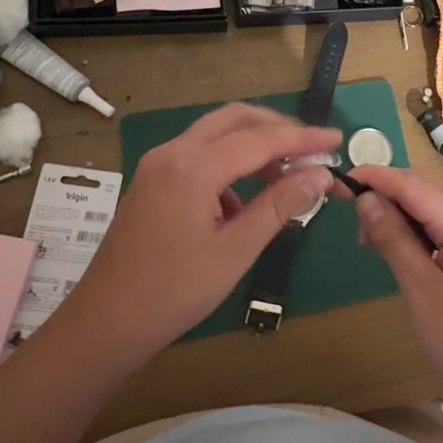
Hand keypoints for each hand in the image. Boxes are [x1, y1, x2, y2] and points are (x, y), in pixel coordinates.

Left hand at [48, 104, 338, 368]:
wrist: (106, 323)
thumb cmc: (174, 292)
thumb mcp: (235, 250)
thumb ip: (279, 206)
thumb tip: (320, 175)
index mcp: (193, 167)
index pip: (260, 138)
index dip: (303, 138)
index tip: (337, 141)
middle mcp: (173, 153)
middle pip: (235, 119)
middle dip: (277, 129)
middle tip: (313, 150)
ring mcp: (158, 165)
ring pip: (215, 134)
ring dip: (253, 144)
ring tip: (287, 176)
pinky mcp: (152, 181)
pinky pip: (199, 155)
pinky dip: (229, 164)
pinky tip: (244, 202)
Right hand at [349, 165, 442, 410]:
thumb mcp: (420, 287)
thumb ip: (393, 239)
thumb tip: (367, 201)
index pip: (413, 185)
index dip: (377, 177)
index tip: (342, 179)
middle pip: (424, 190)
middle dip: (386, 194)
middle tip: (353, 217)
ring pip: (431, 208)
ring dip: (399, 213)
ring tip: (369, 238)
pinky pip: (440, 228)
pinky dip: (414, 230)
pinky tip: (395, 248)